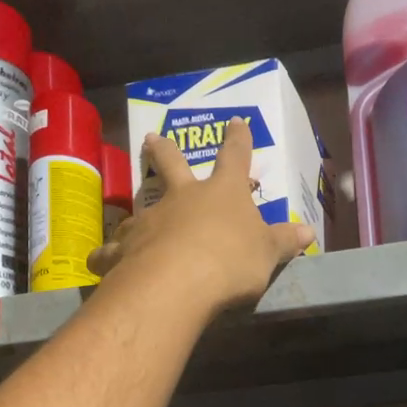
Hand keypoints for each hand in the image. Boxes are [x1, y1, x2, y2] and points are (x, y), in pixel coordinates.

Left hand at [87, 120, 314, 311]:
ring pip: (138, 211)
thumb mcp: (267, 254)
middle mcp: (182, 198)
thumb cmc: (231, 262)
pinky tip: (97, 264)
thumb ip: (284, 242)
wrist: (179, 283)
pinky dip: (106, 257)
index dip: (238, 141)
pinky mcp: (125, 250)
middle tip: (152, 138)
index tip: (236, 124)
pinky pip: (111, 252)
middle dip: (163, 151)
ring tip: (126, 226)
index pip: (234, 158)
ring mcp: (150, 220)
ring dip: (134, 216)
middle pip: (170, 164)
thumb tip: (309, 232)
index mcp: (222, 193)